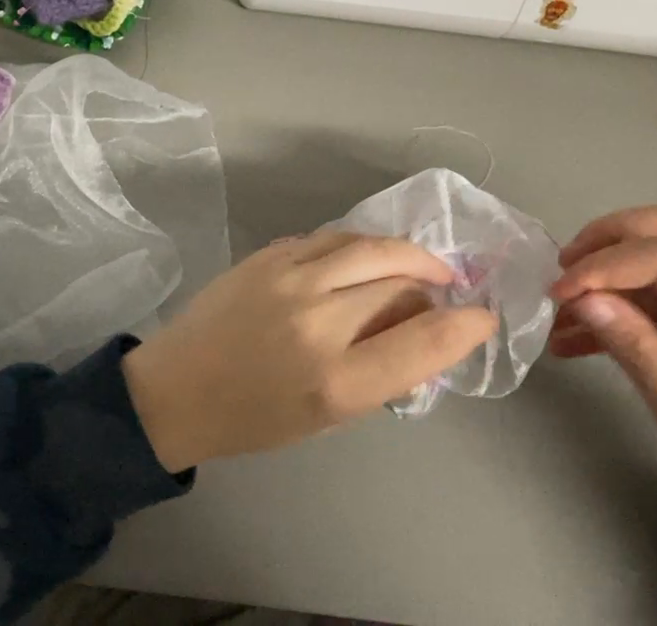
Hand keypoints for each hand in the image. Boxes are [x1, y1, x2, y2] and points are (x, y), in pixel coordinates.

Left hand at [122, 231, 497, 472]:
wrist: (175, 389)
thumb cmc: (254, 419)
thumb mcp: (329, 418)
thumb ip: (381, 376)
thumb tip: (424, 334)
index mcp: (337, 380)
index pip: (425, 341)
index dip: (467, 327)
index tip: (481, 318)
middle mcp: (319, 321)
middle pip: (403, 283)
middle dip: (435, 286)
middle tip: (444, 292)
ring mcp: (289, 278)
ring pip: (371, 245)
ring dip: (406, 253)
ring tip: (419, 264)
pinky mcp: (267, 255)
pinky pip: (331, 237)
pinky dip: (359, 246)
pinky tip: (366, 258)